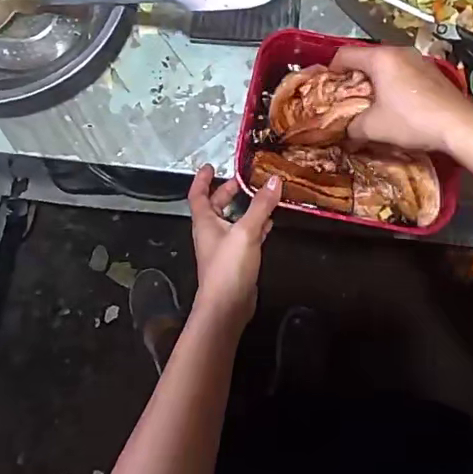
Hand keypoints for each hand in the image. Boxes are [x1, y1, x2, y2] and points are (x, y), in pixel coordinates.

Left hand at [186, 165, 281, 328]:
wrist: (227, 308)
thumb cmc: (228, 267)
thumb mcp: (246, 231)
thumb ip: (260, 205)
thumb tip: (274, 179)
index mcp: (205, 222)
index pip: (198, 195)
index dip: (202, 179)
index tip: (210, 166)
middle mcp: (211, 233)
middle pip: (215, 206)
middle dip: (226, 192)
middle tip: (242, 180)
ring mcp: (223, 248)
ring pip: (232, 221)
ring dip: (243, 208)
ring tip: (261, 197)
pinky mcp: (236, 261)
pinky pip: (244, 236)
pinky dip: (255, 226)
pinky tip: (269, 224)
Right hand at [332, 45, 472, 154]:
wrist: (459, 126)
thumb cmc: (412, 121)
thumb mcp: (373, 128)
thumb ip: (351, 127)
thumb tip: (345, 130)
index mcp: (380, 58)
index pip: (344, 54)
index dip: (331, 70)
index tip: (328, 89)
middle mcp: (399, 51)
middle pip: (366, 59)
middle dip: (354, 78)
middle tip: (348, 100)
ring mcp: (419, 60)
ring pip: (387, 65)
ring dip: (376, 82)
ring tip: (372, 104)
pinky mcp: (433, 72)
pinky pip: (404, 72)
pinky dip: (394, 84)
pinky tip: (398, 106)